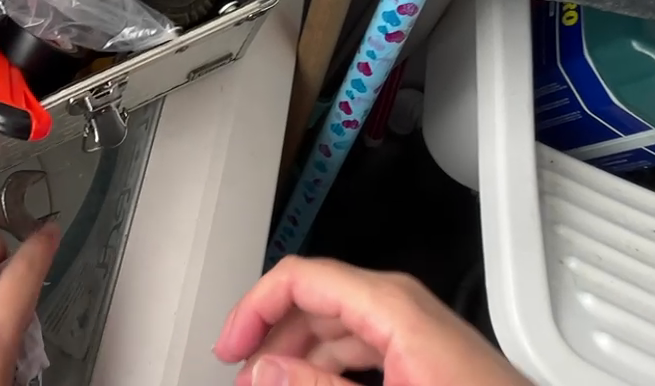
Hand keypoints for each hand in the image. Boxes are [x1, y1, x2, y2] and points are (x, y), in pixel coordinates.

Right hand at [215, 257, 526, 385]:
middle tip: (246, 380)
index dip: (254, 307)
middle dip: (273, 339)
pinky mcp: (424, 354)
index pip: (299, 278)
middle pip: (313, 301)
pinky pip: (360, 348)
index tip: (230, 348)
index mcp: (389, 303)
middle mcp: (398, 303)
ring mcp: (413, 327)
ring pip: (335, 327)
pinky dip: (330, 368)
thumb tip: (263, 370)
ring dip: (298, 357)